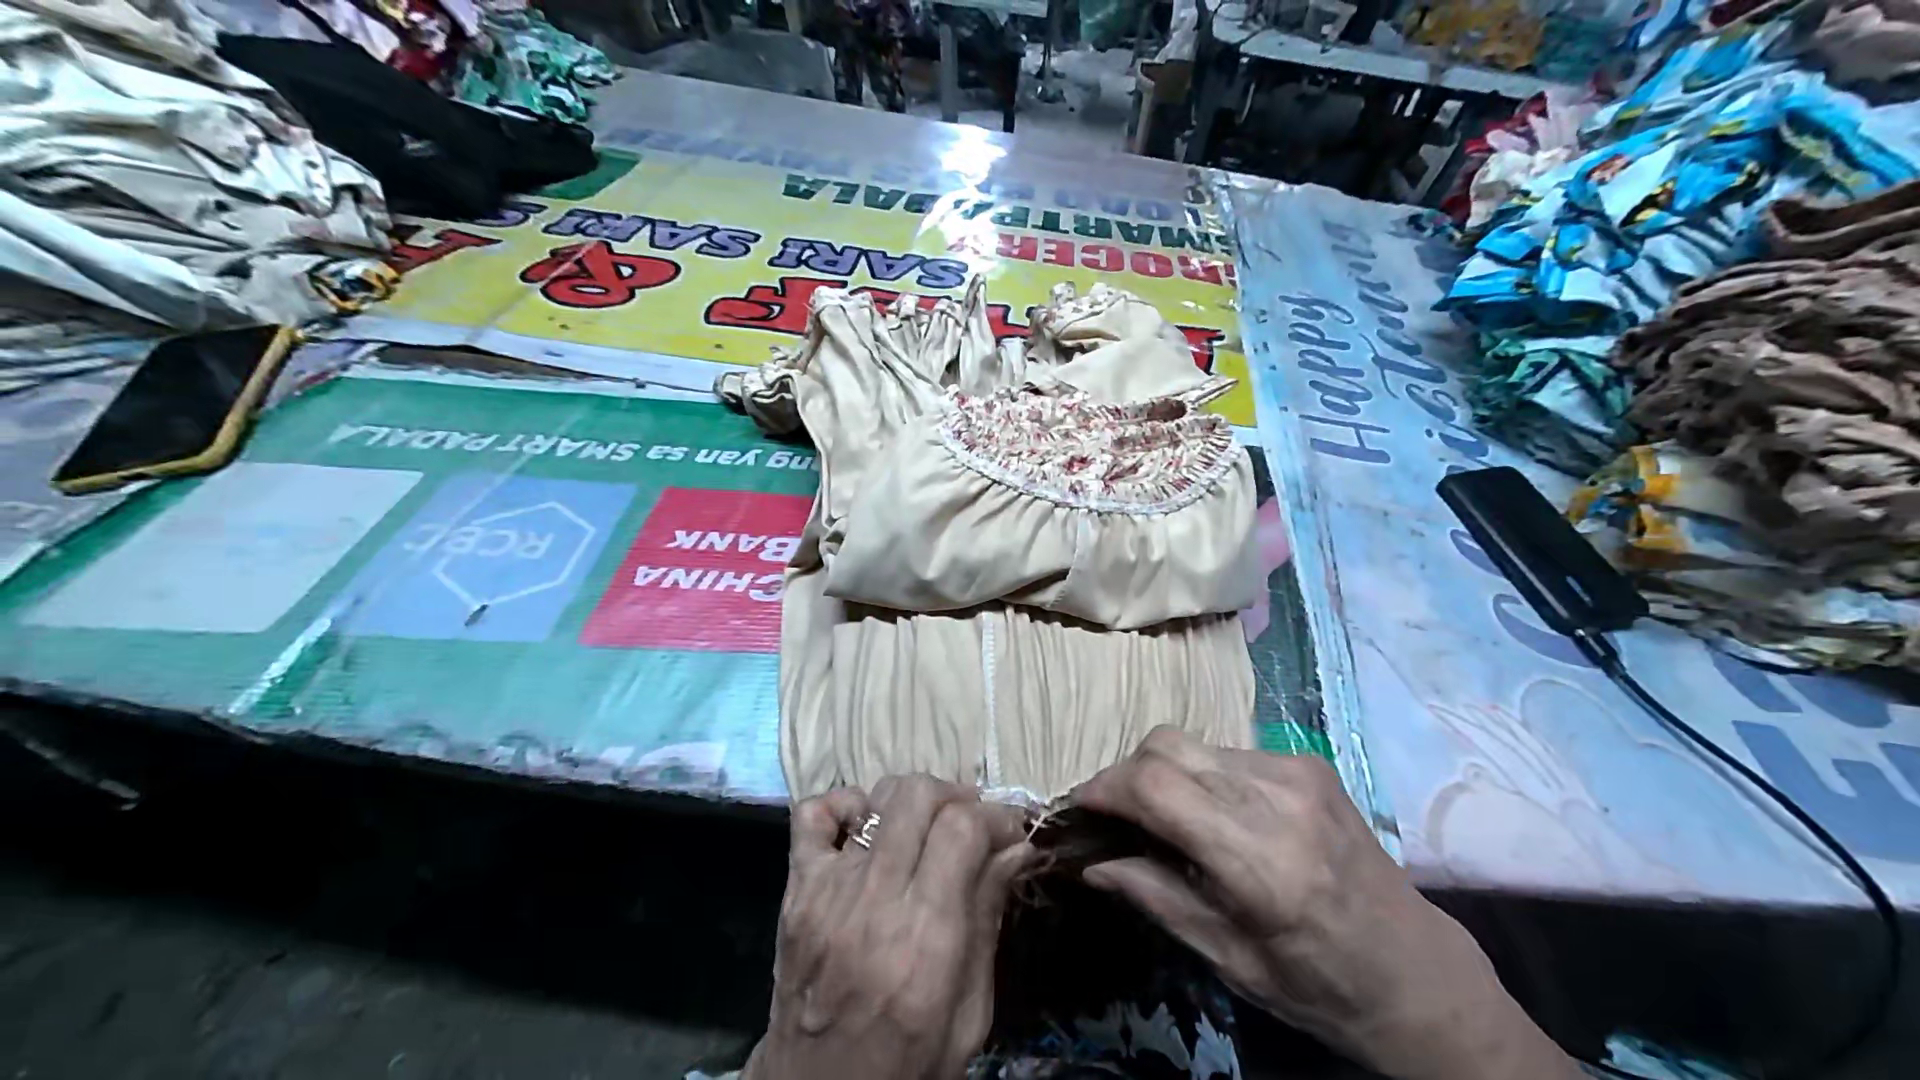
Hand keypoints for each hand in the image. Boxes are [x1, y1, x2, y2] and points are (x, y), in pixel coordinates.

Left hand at [747, 775, 1034, 1079]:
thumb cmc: (907, 1064)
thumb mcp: (971, 1012)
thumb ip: (988, 918)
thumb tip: (1017, 848)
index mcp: (926, 940)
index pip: (963, 829)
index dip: (996, 818)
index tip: (1010, 834)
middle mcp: (874, 902)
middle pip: (918, 796)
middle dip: (957, 797)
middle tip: (971, 824)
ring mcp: (827, 890)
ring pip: (876, 797)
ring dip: (914, 801)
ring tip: (927, 828)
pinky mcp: (795, 890)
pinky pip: (811, 814)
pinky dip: (843, 805)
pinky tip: (865, 828)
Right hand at [1073, 728, 1581, 1079]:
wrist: (1418, 973)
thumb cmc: (1319, 984)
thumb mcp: (1229, 960)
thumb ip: (1154, 897)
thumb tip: (1089, 862)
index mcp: (1260, 860)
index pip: (1155, 785)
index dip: (1104, 787)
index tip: (1079, 808)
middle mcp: (1278, 798)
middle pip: (1165, 746)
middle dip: (1125, 774)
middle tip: (1114, 815)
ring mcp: (1297, 771)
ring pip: (1191, 743)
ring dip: (1160, 773)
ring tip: (1162, 818)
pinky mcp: (1307, 760)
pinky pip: (1224, 750)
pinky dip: (1199, 775)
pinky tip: (1210, 813)